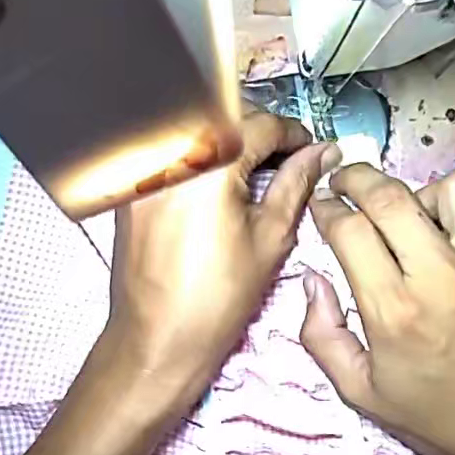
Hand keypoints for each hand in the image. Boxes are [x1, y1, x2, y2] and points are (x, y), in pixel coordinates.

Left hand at [98, 111, 338, 411]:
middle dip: (263, 133)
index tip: (313, 150)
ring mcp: (146, 164)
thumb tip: (322, 153)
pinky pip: (177, 150)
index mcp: (209, 160)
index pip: (262, 125)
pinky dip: (205, 156)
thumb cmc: (219, 297)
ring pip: (200, 128)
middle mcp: (170, 150)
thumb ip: (297, 183)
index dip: (295, 135)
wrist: (158, 338)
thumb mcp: (271, 237)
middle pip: (228, 117)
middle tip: (290, 162)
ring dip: (234, 142)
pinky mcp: (132, 181)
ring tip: (257, 175)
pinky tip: (222, 186)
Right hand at [301, 165, 454, 454]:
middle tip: (342, 183)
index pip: (350, 231)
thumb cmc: (445, 423)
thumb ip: (323, 336)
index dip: (325, 210)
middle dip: (355, 178)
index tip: (320, 207)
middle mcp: (440, 276)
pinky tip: (447, 232)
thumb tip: (312, 280)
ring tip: (406, 214)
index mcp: (395, 312)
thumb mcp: (365, 397)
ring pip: (448, 187)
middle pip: (389, 196)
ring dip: (416, 190)